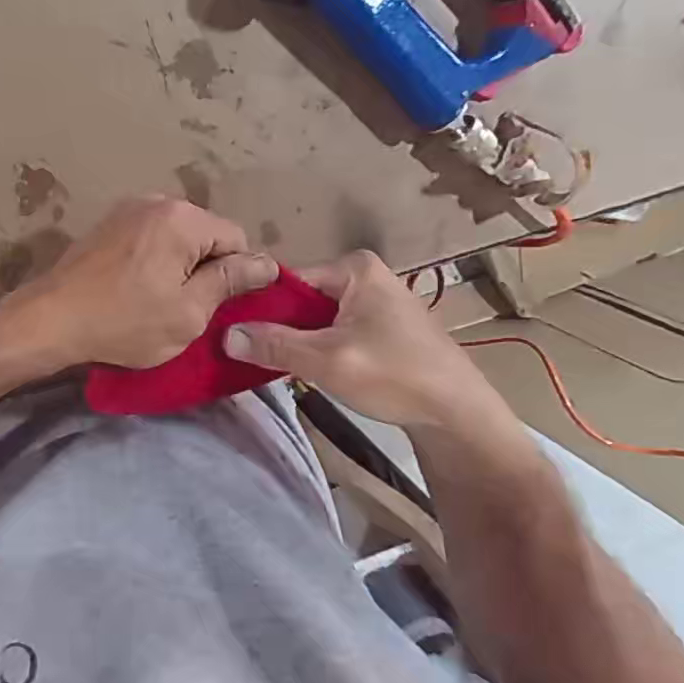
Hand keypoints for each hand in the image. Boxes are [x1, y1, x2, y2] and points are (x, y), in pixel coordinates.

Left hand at [10, 196, 278, 368]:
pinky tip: (138, 289)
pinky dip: (155, 260)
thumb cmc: (124, 322)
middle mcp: (157, 201)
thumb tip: (267, 264)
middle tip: (190, 308)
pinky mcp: (107, 224)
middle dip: (207, 268)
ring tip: (161, 301)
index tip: (220, 306)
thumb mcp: (188, 313)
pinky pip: (150, 237)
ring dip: (180, 265)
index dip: (237, 274)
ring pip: (178, 236)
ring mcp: (127, 209)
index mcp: (183, 218)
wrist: (49, 320)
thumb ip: (230, 282)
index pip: (236, 238)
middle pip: (206, 233)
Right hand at [224, 250, 512, 431]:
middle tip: (252, 355)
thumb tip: (224, 334)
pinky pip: (338, 330)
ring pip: (320, 318)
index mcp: (355, 267)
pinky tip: (310, 370)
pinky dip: (322, 348)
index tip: (234, 334)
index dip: (261, 307)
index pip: (290, 281)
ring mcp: (379, 301)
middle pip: (304, 299)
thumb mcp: (327, 360)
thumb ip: (275, 345)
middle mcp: (367, 275)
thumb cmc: (394, 375)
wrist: (458, 414)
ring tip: (275, 365)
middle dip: (280, 327)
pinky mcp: (385, 328)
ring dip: (300, 341)